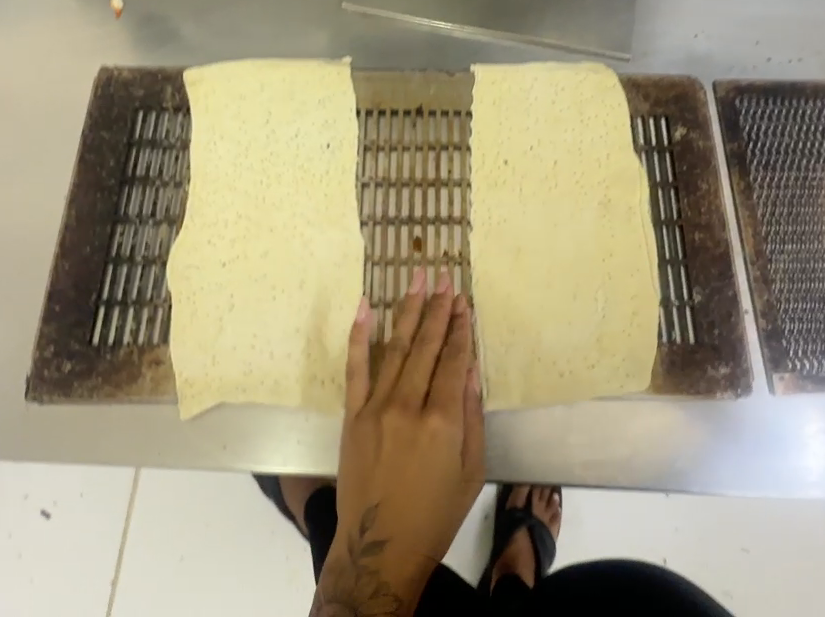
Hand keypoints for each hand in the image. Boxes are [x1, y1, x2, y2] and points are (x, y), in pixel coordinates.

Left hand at [308, 268, 484, 616]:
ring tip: (417, 278)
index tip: (464, 301)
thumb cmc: (435, 513)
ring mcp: (376, 407)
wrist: (380, 546)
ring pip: (395, 348)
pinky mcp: (352, 415)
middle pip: (427, 346)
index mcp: (442, 420)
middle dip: (438, 309)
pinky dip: (359, 335)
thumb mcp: (471, 470)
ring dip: (407, 310)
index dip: (461, 328)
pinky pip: (355, 367)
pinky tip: (364, 306)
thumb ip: (472, 416)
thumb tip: (471, 367)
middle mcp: (408, 405)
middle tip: (444, 278)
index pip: (454, 360)